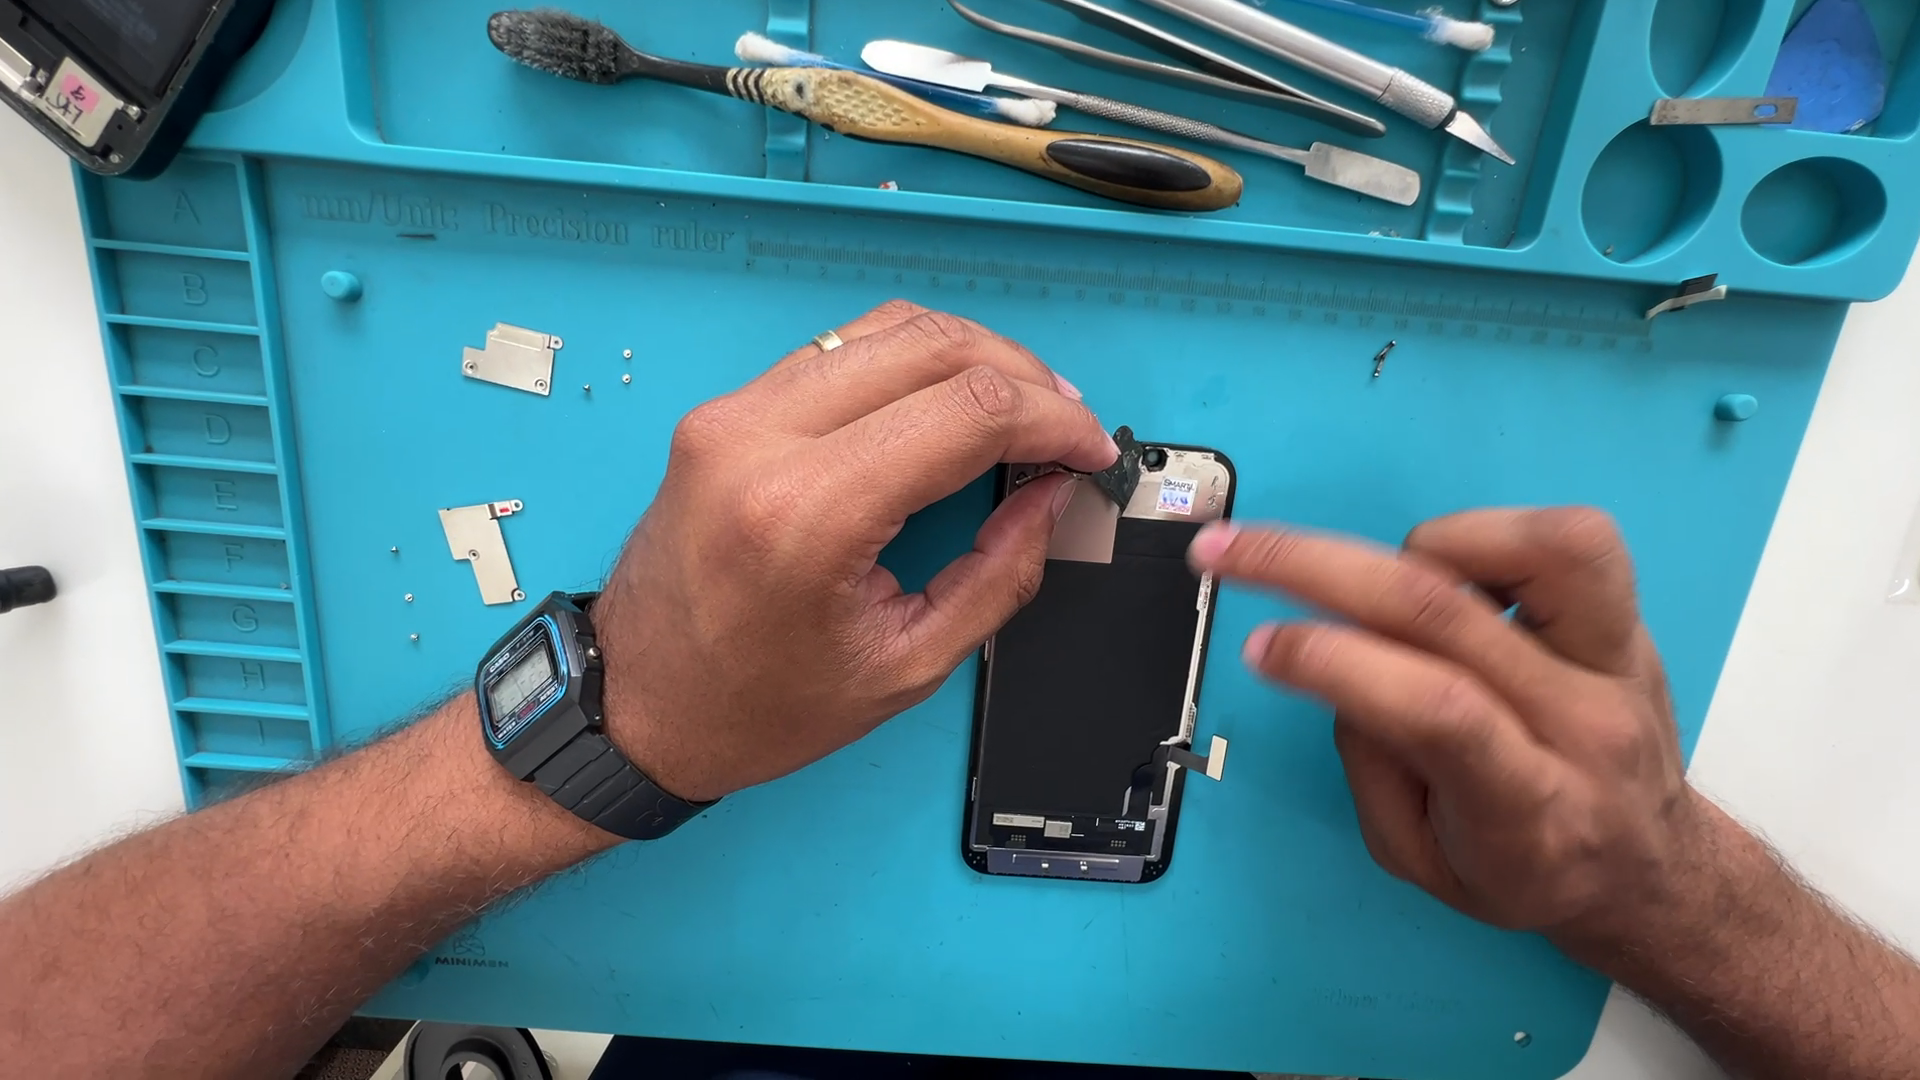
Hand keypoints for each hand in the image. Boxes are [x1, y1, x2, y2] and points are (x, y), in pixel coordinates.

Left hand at [592, 302, 1115, 802]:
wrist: (634, 703)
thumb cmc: (764, 707)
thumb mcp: (907, 665)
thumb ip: (999, 574)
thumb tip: (1050, 493)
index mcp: (809, 512)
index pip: (967, 412)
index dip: (1053, 420)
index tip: (1090, 449)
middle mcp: (761, 435)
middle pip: (932, 345)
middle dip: (1024, 376)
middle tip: (1066, 422)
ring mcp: (734, 411)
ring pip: (887, 329)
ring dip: (973, 356)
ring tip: (1022, 406)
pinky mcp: (726, 410)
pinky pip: (842, 350)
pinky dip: (914, 361)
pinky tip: (948, 401)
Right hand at [1189, 508, 1701, 943]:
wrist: (1653, 873)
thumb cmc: (1518, 871)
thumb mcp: (1418, 859)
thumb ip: (1371, 760)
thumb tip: (1335, 656)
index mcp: (1527, 806)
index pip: (1438, 713)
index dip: (1332, 663)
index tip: (1256, 647)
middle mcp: (1581, 721)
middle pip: (1444, 611)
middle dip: (1307, 564)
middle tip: (1221, 549)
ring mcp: (1618, 660)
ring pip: (1535, 550)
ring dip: (1413, 549)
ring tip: (1373, 585)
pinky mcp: (1629, 621)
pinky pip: (1568, 539)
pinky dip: (1479, 535)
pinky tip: (1435, 571)